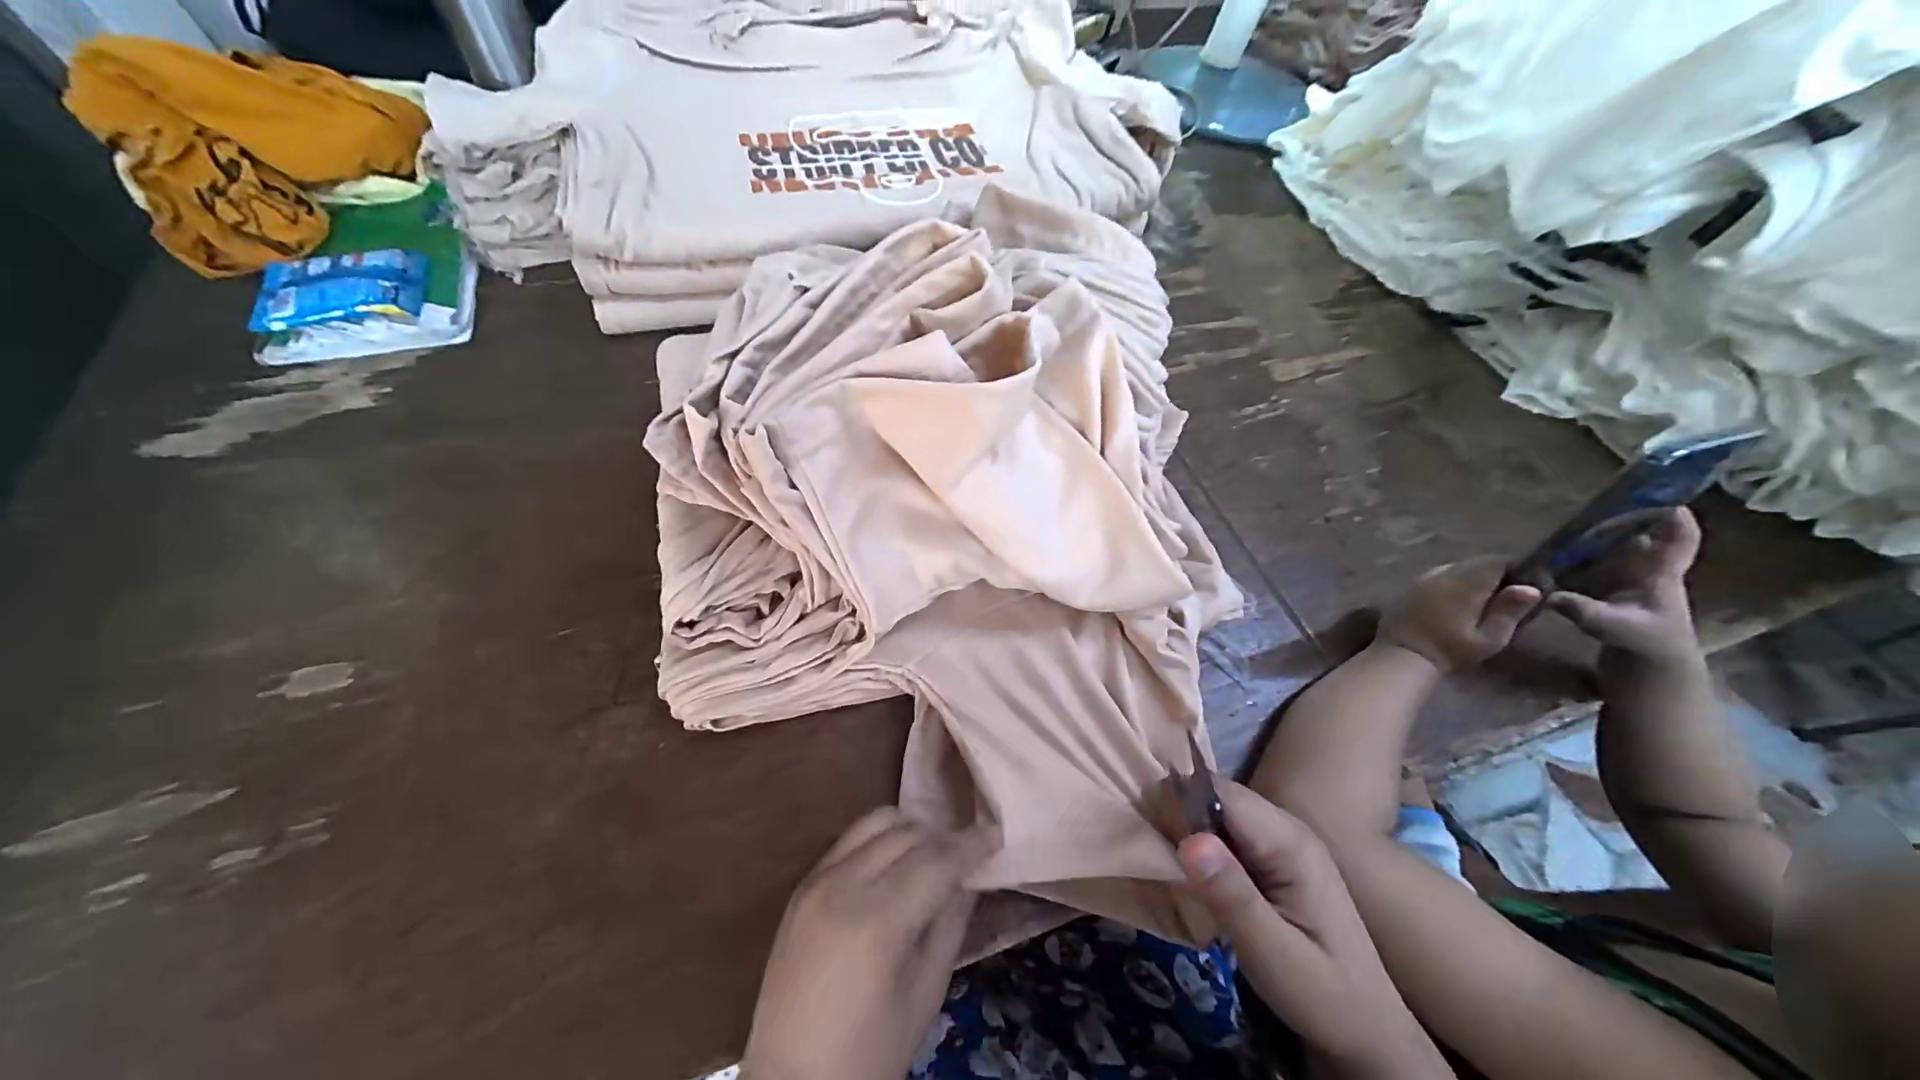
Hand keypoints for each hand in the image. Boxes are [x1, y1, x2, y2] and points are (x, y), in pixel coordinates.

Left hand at [742, 808, 996, 1079]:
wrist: (790, 1078)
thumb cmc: (867, 1054)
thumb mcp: (924, 996)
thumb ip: (950, 926)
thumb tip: (972, 876)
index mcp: (875, 924)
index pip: (936, 860)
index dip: (971, 844)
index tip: (996, 834)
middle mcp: (842, 886)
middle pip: (907, 834)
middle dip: (945, 837)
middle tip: (969, 854)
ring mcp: (816, 880)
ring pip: (876, 822)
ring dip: (912, 830)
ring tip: (933, 856)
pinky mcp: (802, 884)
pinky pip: (850, 839)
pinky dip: (881, 839)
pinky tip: (896, 864)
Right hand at [1178, 783, 1452, 1078]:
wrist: (1368, 1030)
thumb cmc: (1322, 995)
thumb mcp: (1272, 953)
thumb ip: (1231, 894)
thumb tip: (1188, 840)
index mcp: (1290, 843)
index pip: (1222, 794)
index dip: (1181, 803)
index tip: (1150, 833)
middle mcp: (1288, 828)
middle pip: (1219, 795)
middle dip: (1180, 812)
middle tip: (1153, 851)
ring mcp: (1283, 841)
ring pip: (1220, 810)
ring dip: (1188, 826)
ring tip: (1164, 859)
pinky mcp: (1275, 857)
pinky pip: (1228, 831)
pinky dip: (1202, 842)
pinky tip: (1190, 871)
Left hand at [1377, 556, 1539, 671]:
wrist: (1401, 655)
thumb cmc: (1449, 650)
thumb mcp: (1488, 638)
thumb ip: (1508, 611)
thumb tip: (1531, 588)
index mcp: (1464, 582)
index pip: (1496, 561)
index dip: (1515, 568)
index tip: (1527, 583)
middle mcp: (1442, 573)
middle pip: (1476, 562)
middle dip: (1495, 573)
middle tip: (1507, 595)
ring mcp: (1423, 577)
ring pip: (1456, 567)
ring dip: (1472, 577)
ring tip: (1483, 600)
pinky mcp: (1410, 586)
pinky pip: (1438, 575)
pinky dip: (1452, 582)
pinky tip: (1456, 602)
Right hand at [1546, 508, 1701, 663]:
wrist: (1651, 680)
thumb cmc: (1647, 648)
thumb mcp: (1616, 629)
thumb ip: (1584, 610)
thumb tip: (1548, 593)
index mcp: (1660, 577)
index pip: (1678, 540)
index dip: (1675, 517)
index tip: (1663, 495)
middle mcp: (1646, 576)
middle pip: (1640, 540)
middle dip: (1621, 521)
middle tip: (1593, 506)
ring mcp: (1628, 588)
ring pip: (1614, 555)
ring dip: (1593, 542)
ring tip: (1564, 528)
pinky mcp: (1609, 600)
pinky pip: (1592, 572)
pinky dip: (1574, 564)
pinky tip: (1550, 561)